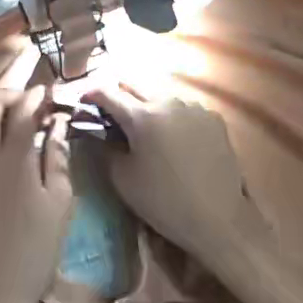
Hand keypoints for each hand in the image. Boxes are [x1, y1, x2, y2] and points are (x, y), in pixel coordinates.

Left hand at [0, 84, 74, 302]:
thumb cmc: (34, 250)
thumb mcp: (59, 204)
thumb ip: (58, 157)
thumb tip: (57, 124)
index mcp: (13, 158)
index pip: (22, 108)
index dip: (39, 95)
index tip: (54, 94)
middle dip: (12, 93)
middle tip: (35, 104)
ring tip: (25, 123)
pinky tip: (11, 146)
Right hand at [82, 86, 266, 267]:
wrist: (219, 219)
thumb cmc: (164, 202)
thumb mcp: (123, 179)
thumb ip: (106, 147)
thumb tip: (98, 132)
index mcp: (142, 116)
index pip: (107, 92)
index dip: (91, 94)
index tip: (82, 103)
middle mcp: (168, 102)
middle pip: (135, 84)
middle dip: (118, 94)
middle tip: (110, 113)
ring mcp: (194, 107)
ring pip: (161, 94)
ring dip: (147, 103)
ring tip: (144, 126)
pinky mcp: (213, 118)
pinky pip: (185, 107)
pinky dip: (172, 115)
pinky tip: (174, 137)